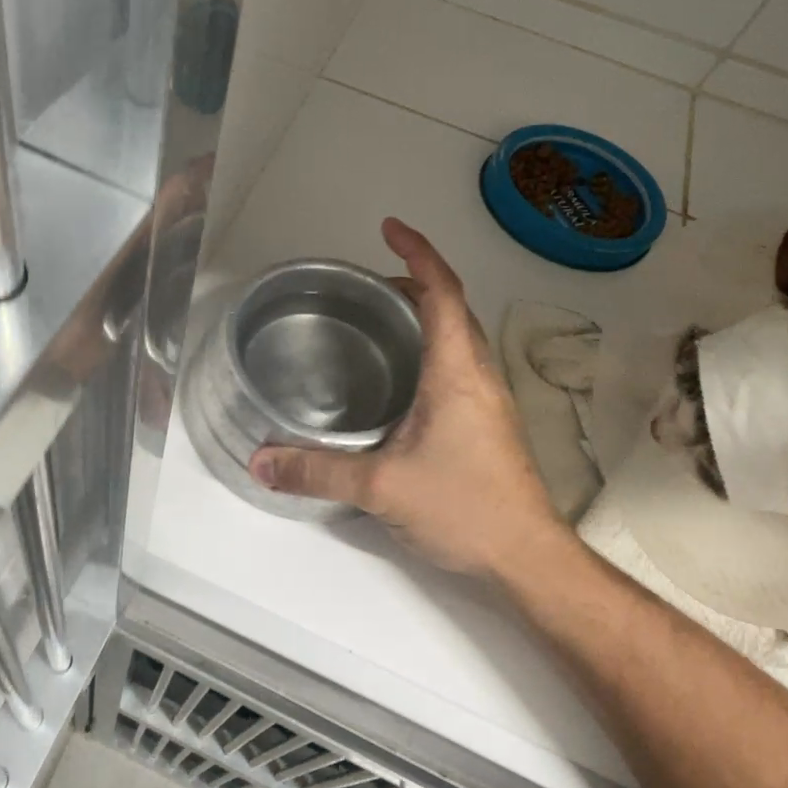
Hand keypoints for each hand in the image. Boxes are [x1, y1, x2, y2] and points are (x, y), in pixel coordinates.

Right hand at [249, 218, 562, 575]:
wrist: (527, 557)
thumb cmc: (464, 508)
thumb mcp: (381, 488)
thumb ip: (317, 471)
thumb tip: (260, 459)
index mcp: (457, 372)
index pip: (442, 292)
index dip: (418, 253)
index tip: (389, 229)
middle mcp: (478, 375)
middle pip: (452, 308)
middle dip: (414, 282)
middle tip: (368, 285)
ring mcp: (489, 400)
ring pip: (458, 338)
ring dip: (425, 316)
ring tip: (378, 322)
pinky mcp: (489, 424)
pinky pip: (459, 365)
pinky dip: (430, 350)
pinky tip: (400, 382)